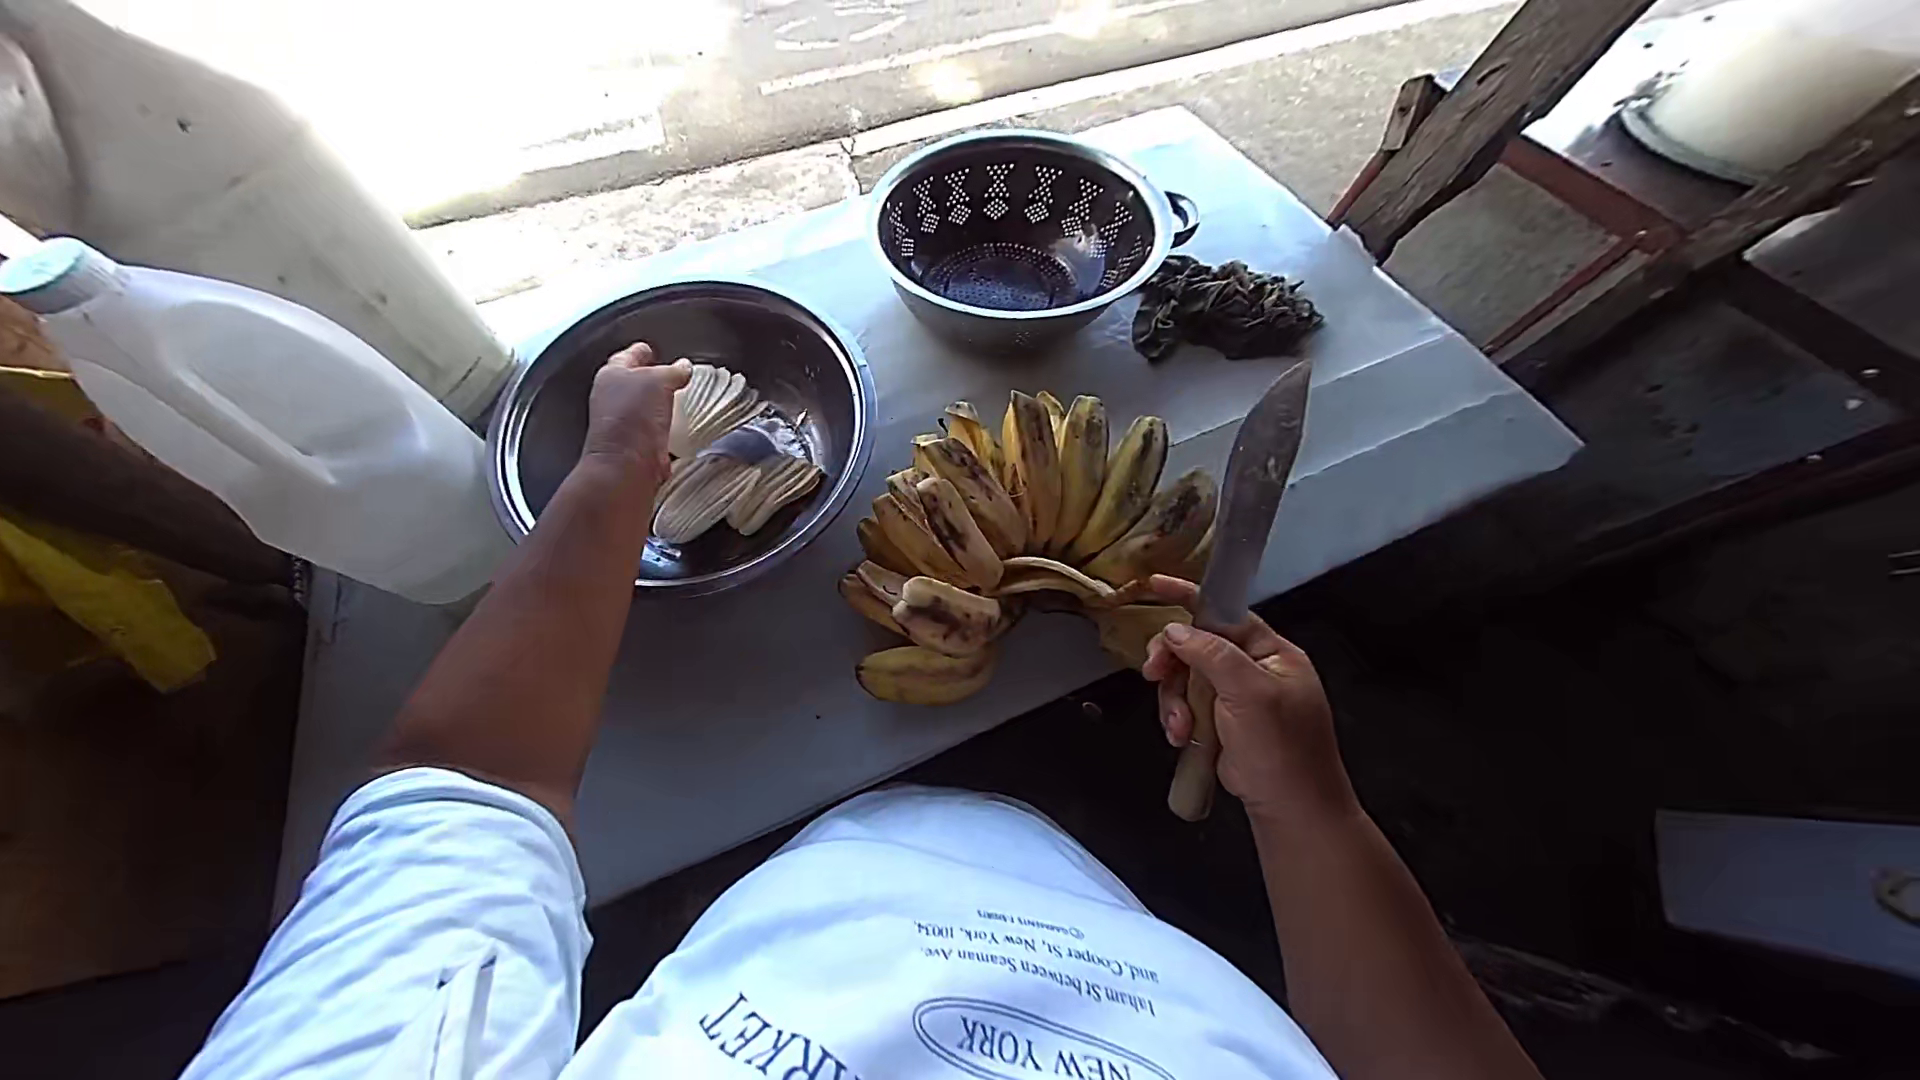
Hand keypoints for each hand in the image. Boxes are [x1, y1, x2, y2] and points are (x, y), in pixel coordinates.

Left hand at [581, 342, 690, 487]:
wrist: (629, 463)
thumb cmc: (634, 416)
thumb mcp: (659, 381)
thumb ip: (673, 371)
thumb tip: (684, 368)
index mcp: (612, 375)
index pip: (628, 356)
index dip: (640, 351)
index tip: (649, 349)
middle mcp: (613, 397)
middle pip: (635, 380)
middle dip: (653, 377)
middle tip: (672, 374)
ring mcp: (624, 421)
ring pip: (646, 404)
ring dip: (662, 401)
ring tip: (680, 397)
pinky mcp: (638, 442)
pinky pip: (655, 426)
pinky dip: (666, 423)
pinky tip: (679, 422)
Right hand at [1140, 575, 1356, 822]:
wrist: (1291, 812)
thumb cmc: (1282, 750)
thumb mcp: (1250, 695)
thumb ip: (1212, 654)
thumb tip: (1174, 630)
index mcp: (1270, 653)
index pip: (1225, 611)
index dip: (1189, 597)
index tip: (1154, 585)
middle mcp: (1250, 668)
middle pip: (1195, 645)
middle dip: (1172, 661)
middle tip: (1153, 673)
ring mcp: (1232, 696)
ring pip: (1184, 677)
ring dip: (1173, 700)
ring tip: (1179, 728)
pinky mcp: (1217, 720)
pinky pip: (1184, 704)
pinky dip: (1177, 717)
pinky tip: (1181, 737)